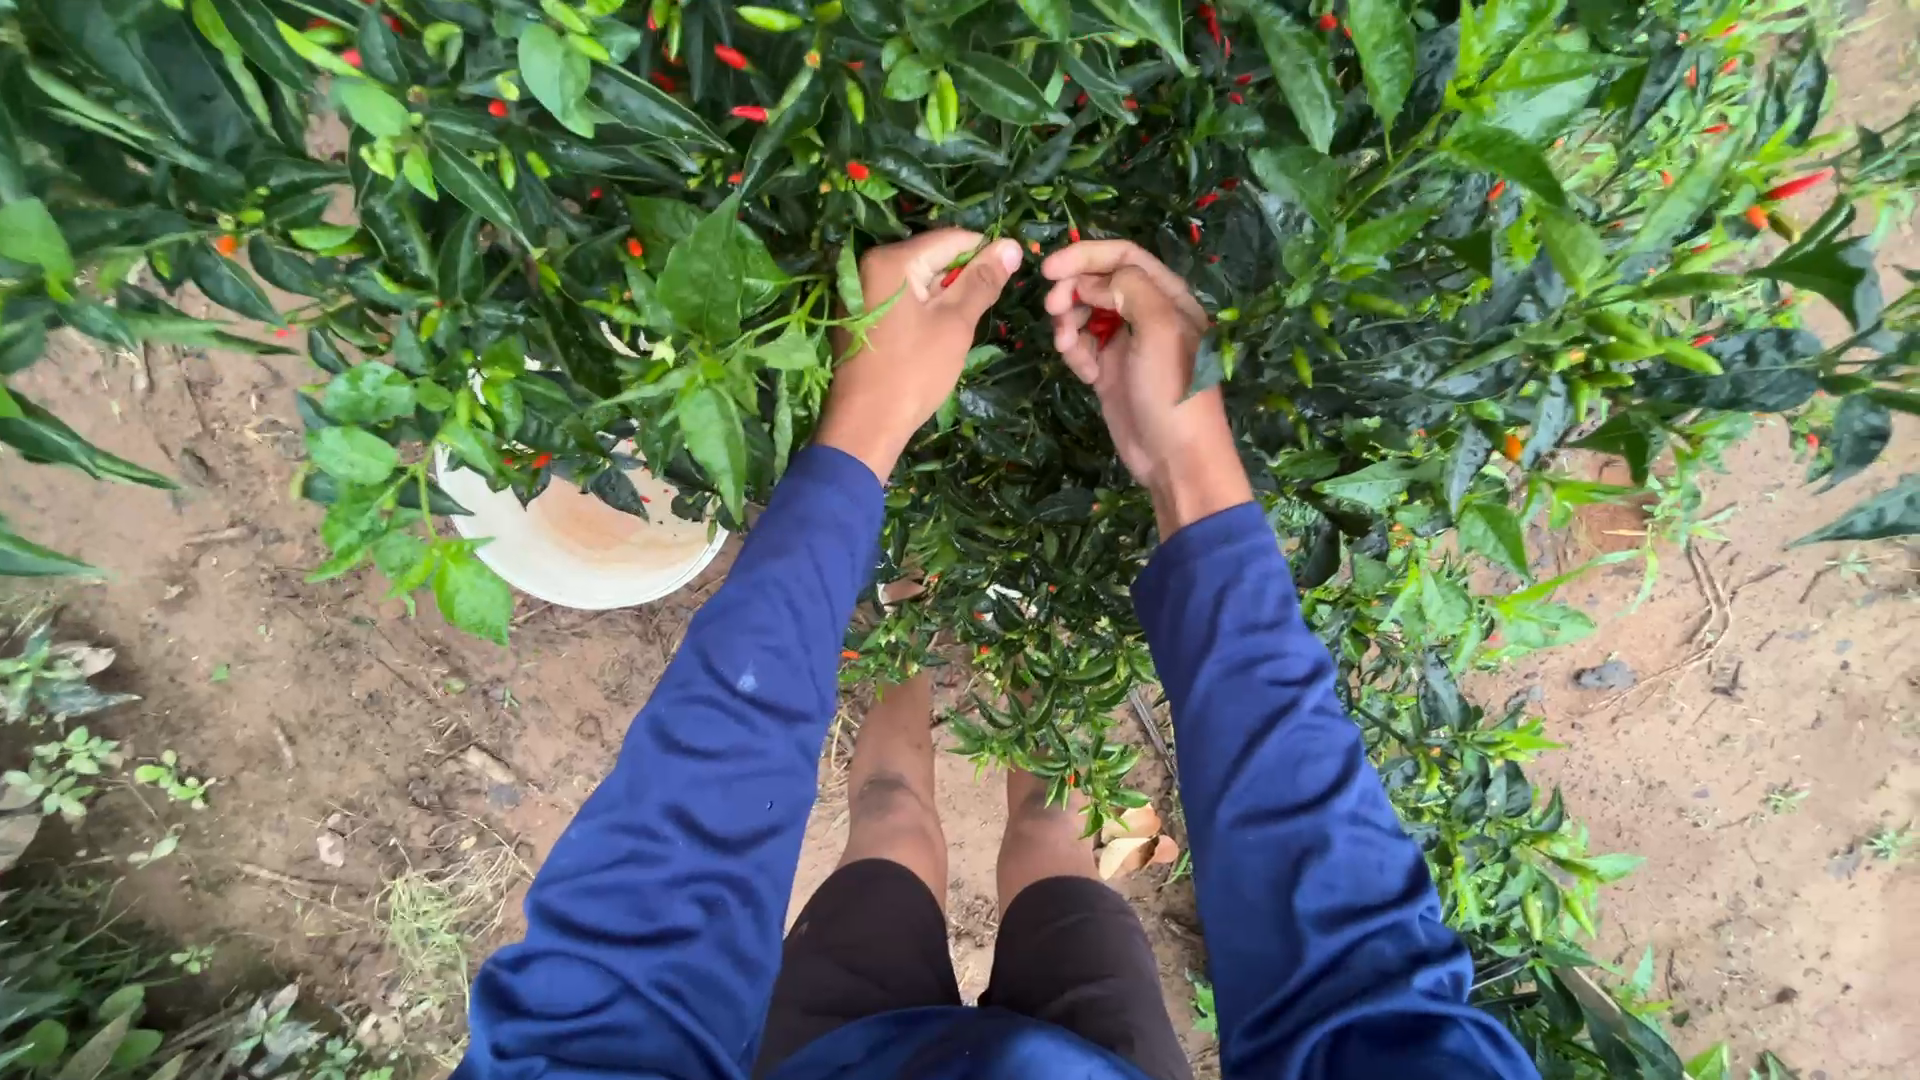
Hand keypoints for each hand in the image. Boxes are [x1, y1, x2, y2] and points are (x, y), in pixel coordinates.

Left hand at [816, 229, 1023, 480]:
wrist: (865, 424)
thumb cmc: (913, 373)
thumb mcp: (955, 325)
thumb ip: (982, 282)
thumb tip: (1011, 245)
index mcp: (892, 260)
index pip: (951, 239)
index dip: (985, 253)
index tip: (1010, 273)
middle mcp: (869, 265)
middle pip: (931, 257)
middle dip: (962, 279)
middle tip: (984, 309)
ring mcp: (859, 291)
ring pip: (916, 281)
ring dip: (943, 297)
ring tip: (959, 328)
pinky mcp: (858, 315)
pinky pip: (899, 299)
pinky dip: (922, 310)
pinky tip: (933, 338)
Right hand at [1041, 240, 1252, 536]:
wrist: (1175, 457)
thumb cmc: (1174, 391)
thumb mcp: (1159, 329)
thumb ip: (1129, 289)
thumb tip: (1091, 281)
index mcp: (1166, 296)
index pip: (1122, 256)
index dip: (1084, 255)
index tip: (1048, 269)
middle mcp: (1145, 314)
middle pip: (1098, 283)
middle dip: (1071, 291)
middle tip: (1051, 310)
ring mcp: (1126, 344)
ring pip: (1085, 315)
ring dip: (1067, 324)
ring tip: (1065, 345)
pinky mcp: (1109, 372)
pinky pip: (1082, 348)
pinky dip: (1074, 353)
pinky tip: (1083, 374)